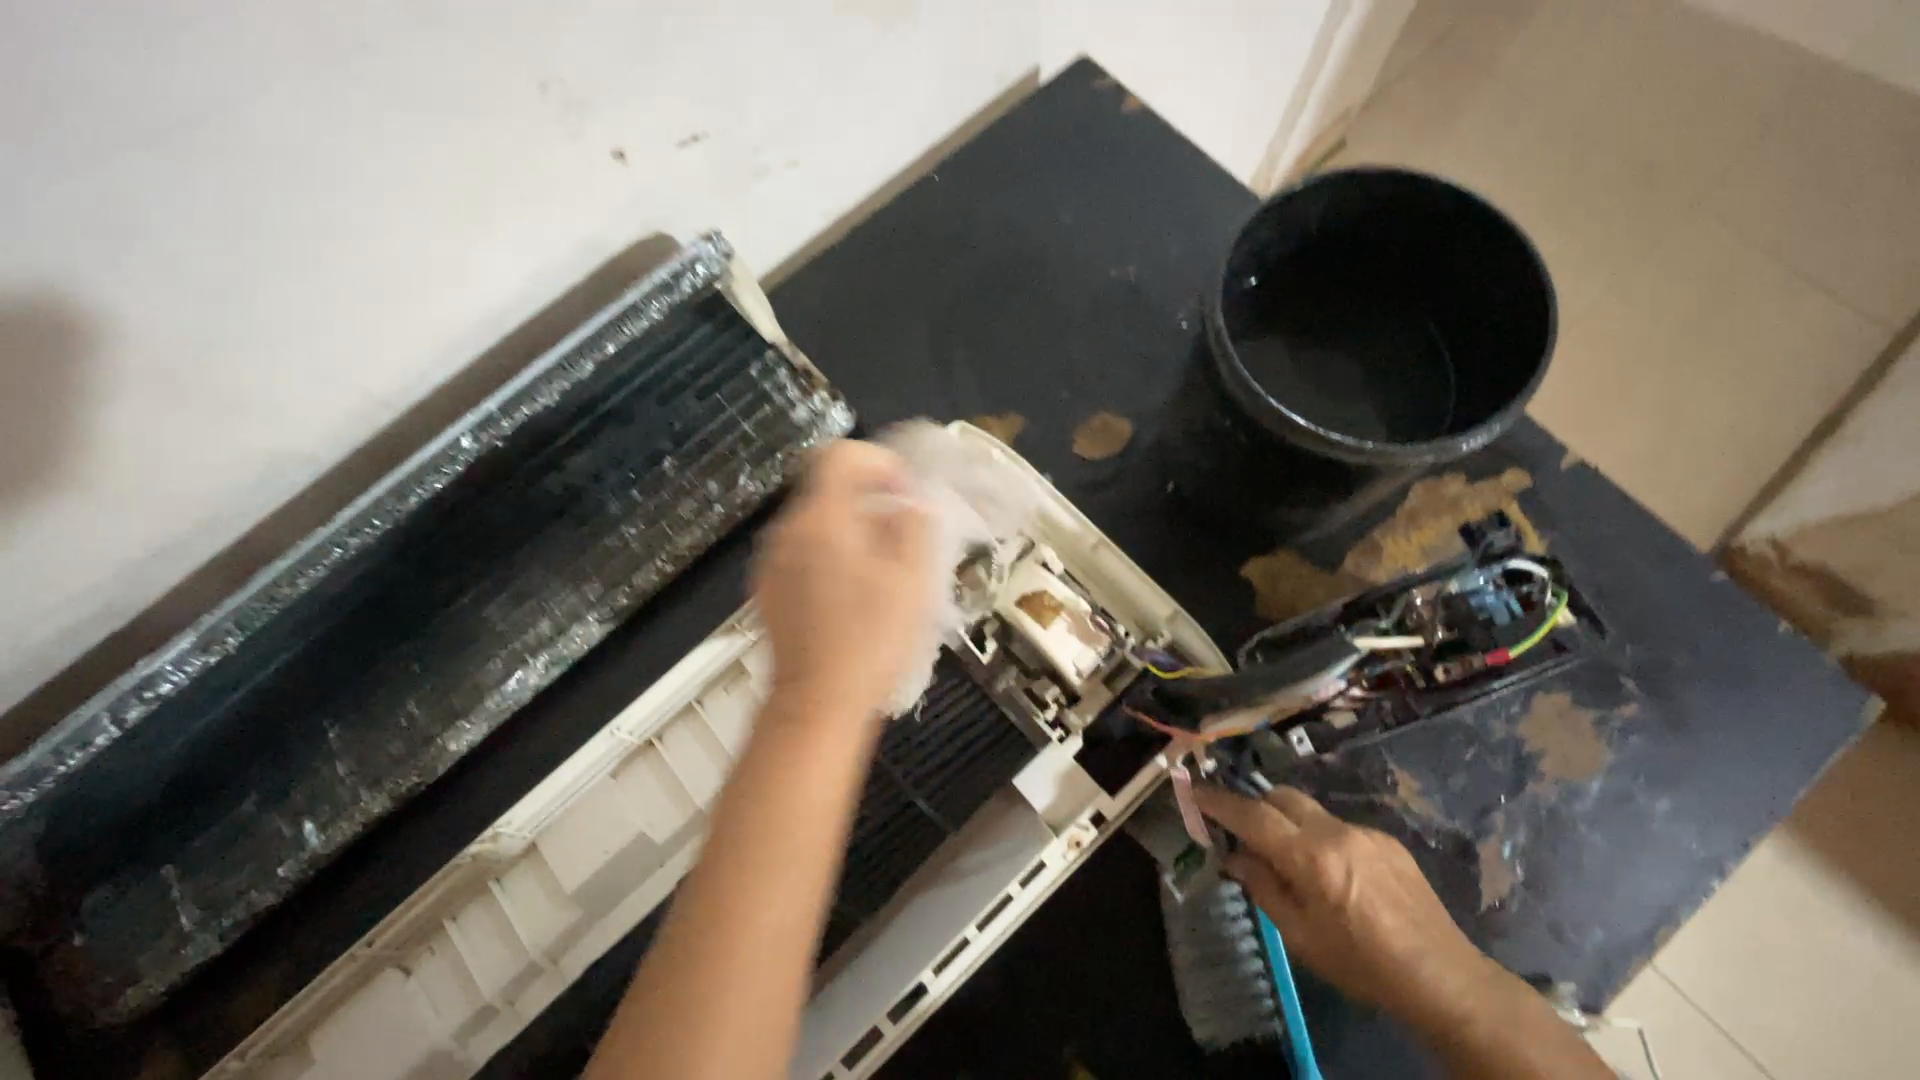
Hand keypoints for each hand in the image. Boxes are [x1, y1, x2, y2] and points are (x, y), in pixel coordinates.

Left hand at [753, 439, 936, 723]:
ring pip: (818, 523)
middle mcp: (788, 530)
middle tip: (905, 539)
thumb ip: (917, 523)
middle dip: (872, 502)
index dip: (880, 462)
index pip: (842, 454)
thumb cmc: (872, 641)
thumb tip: (914, 498)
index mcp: (823, 518)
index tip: (906, 494)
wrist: (818, 703)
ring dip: (853, 532)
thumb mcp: (915, 579)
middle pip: (830, 489)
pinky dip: (830, 558)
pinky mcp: (767, 590)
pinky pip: (803, 554)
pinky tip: (852, 598)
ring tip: (883, 573)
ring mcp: (772, 561)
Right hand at [1195, 785, 1503, 1029]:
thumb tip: (1234, 856)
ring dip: (1289, 824)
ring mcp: (1366, 833)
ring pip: (1311, 811)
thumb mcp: (1299, 935)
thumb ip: (1262, 887)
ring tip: (1290, 863)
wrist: (1442, 977)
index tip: (1195, 791)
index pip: (1252, 815)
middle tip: (1239, 830)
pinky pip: (1340, 828)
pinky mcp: (1388, 842)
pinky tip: (1333, 876)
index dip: (1219, 801)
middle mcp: (1336, 832)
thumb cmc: (1360, 964)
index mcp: (1310, 857)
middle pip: (1281, 797)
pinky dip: (1321, 839)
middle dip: (1255, 806)